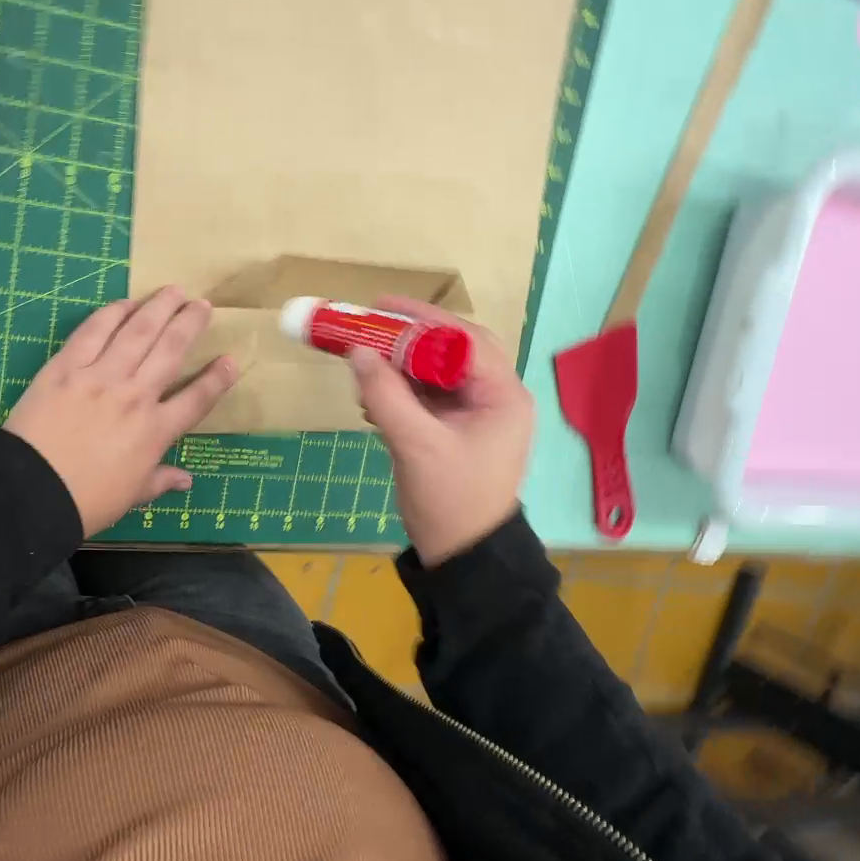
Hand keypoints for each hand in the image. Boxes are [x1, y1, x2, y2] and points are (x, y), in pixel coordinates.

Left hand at [5, 286, 239, 536]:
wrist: (30, 491)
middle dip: (191, 324)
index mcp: (154, 432)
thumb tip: (186, 480)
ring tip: (175, 291)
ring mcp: (100, 377)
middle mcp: (135, 396)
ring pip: (138, 332)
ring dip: (159, 308)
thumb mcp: (130, 497)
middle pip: (171, 350)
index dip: (217, 379)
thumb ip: (159, 481)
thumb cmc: (85, 502)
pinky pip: (93, 331)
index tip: (230, 360)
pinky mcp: (66, 366)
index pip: (196, 399)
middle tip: (202, 306)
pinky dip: (113, 313)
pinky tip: (126, 303)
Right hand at [347, 297, 534, 566]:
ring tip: (364, 360)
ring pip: (437, 370)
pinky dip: (400, 388)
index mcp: (503, 396)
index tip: (380, 306)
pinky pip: (427, 395)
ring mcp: (476, 414)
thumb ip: (386, 395)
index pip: (464, 339)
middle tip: (370, 323)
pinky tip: (372, 396)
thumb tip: (356, 352)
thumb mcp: (416, 445)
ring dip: (400, 364)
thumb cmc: (450, 500)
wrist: (462, 555)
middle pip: (452, 349)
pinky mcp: (455, 429)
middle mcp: (495, 397)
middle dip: (409, 337)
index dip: (421, 319)